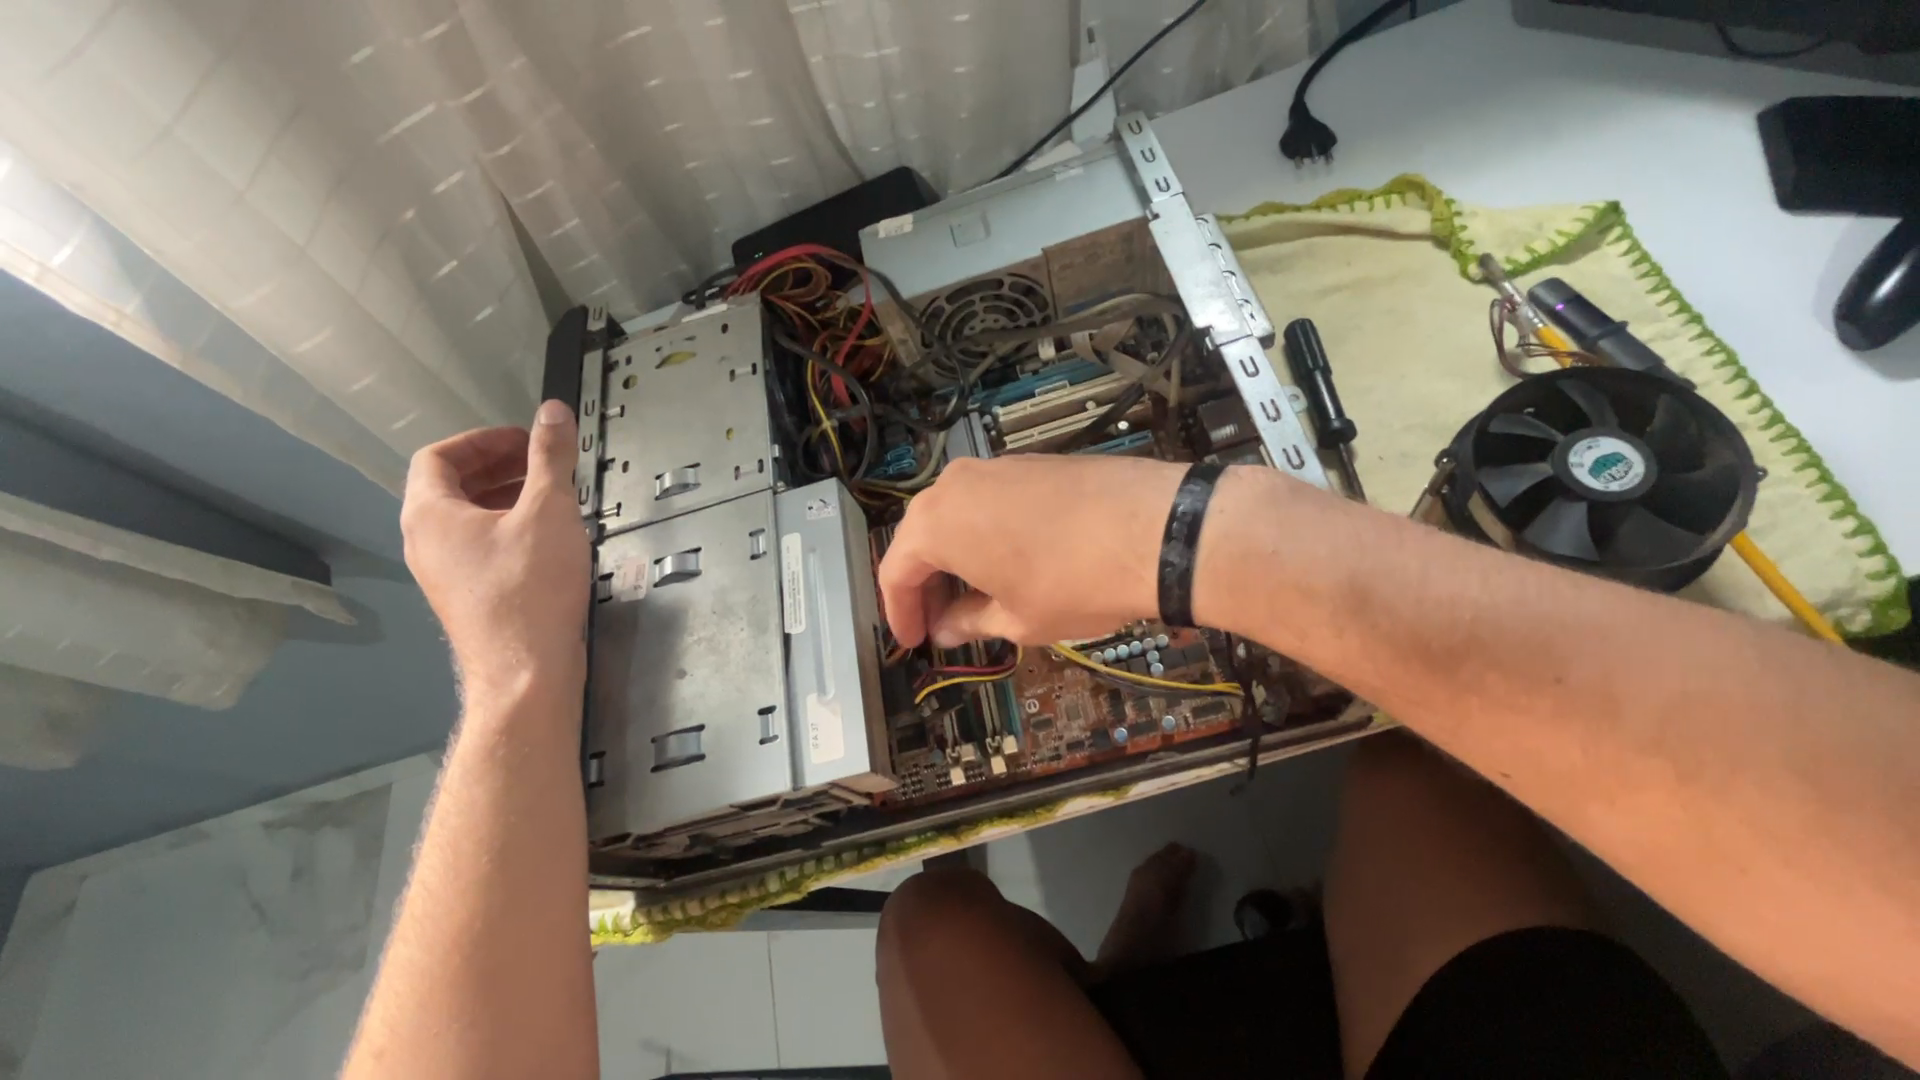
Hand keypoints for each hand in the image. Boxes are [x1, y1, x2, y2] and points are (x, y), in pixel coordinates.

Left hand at [402, 400, 590, 697]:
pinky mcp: (467, 598)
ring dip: (505, 497)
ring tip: (552, 497)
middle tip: (542, 463)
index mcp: (430, 514)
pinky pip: (479, 547)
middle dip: (498, 466)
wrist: (526, 673)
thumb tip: (552, 411)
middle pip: (450, 486)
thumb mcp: (549, 511)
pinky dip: (508, 529)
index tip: (526, 440)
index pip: (438, 457)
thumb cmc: (531, 587)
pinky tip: (549, 539)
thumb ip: (551, 456)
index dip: (482, 440)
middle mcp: (426, 542)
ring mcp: (443, 574)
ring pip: (467, 519)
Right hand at [877, 455, 1187, 646]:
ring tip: (976, 597)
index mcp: (935, 523)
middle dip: (926, 584)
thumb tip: (947, 628)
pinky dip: (987, 534)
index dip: (900, 613)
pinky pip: (991, 502)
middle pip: (922, 538)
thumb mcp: (1016, 618)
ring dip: (957, 557)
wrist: (1154, 529)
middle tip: (940, 624)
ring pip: (957, 516)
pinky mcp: (1032, 462)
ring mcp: (996, 467)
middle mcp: (955, 484)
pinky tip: (1011, 563)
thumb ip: (970, 622)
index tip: (912, 641)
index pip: (896, 572)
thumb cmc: (1072, 583)